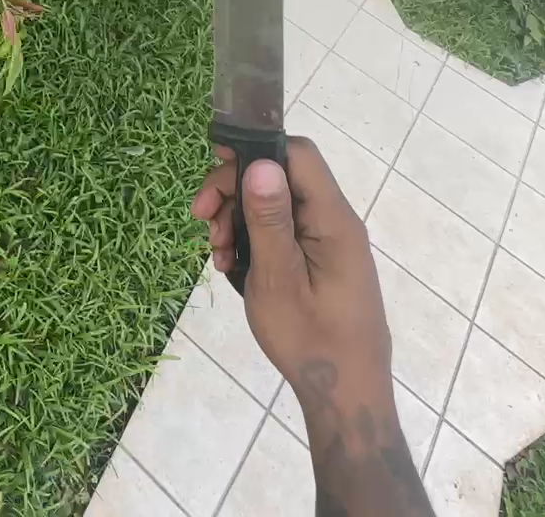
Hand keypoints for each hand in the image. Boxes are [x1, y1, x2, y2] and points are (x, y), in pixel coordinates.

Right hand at [190, 139, 392, 418]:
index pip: (297, 155)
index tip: (214, 162)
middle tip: (201, 220)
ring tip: (216, 254)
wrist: (342, 396)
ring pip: (272, 203)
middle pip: (278, 177)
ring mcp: (327, 241)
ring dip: (236, 218)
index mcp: (332, 221)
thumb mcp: (277, 278)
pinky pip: (279, 229)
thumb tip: (261, 164)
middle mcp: (334, 222)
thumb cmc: (309, 338)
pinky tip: (231, 265)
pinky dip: (249, 239)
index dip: (255, 148)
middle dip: (233, 191)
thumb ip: (269, 219)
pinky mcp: (318, 257)